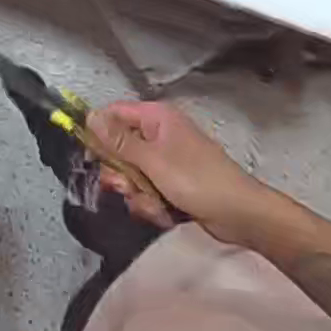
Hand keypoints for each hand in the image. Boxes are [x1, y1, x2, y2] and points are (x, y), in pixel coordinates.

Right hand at [86, 101, 272, 235]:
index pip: (113, 115)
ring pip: (129, 173)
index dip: (98, 134)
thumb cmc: (196, 180)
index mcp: (156, 118)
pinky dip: (149, 203)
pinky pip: (144, 189)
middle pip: (117, 148)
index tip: (91, 157)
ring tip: (152, 203)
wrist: (241, 215)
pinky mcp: (169, 182)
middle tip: (126, 187)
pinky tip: (162, 212)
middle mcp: (157, 134)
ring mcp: (164, 160)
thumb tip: (89, 116)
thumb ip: (117, 140)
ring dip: (135, 193)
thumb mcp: (152, 160)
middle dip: (120, 174)